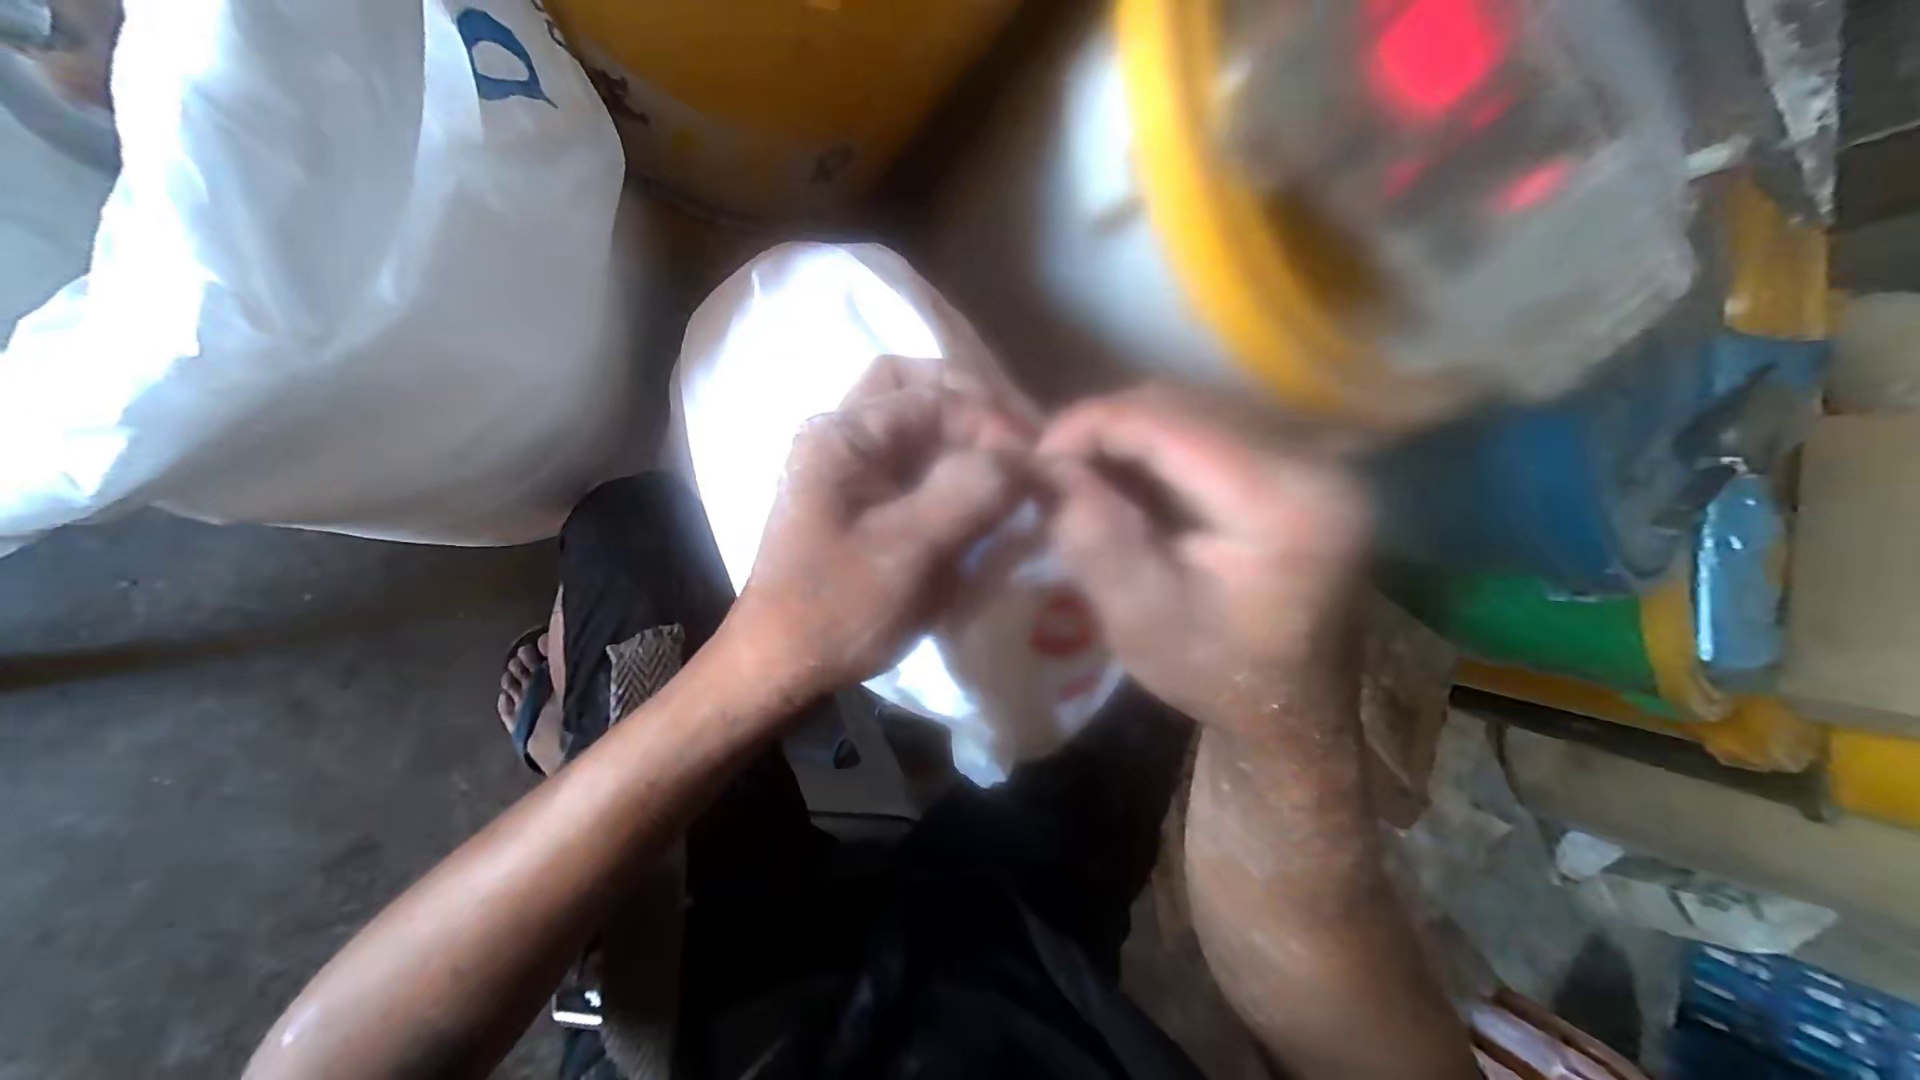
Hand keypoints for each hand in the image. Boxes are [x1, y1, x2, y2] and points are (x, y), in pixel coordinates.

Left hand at [732, 359, 1031, 696]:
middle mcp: (843, 437)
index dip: (990, 421)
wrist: (782, 662)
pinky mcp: (862, 499)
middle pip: (915, 388)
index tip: (1033, 460)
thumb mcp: (907, 550)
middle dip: (973, 406)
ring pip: (915, 423)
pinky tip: (978, 491)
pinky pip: (914, 462)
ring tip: (1007, 461)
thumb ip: (968, 492)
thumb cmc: (837, 608)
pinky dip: (951, 466)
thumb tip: (1025, 457)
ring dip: (962, 433)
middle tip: (1019, 439)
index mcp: (842, 436)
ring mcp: (850, 468)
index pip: (932, 397)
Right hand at [1038, 386, 1370, 734]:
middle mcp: (1315, 462)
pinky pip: (1212, 427)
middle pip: (1185, 406)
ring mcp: (1313, 458)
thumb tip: (1045, 467)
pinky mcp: (1299, 464)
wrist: (1292, 707)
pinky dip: (1157, 444)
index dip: (1091, 424)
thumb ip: (1095, 539)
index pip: (1172, 424)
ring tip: (1086, 474)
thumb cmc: (1218, 676)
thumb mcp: (1141, 621)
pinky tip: (1129, 478)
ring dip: (1129, 433)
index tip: (1037, 456)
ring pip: (1195, 408)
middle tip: (1055, 469)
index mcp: (1284, 505)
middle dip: (1105, 428)